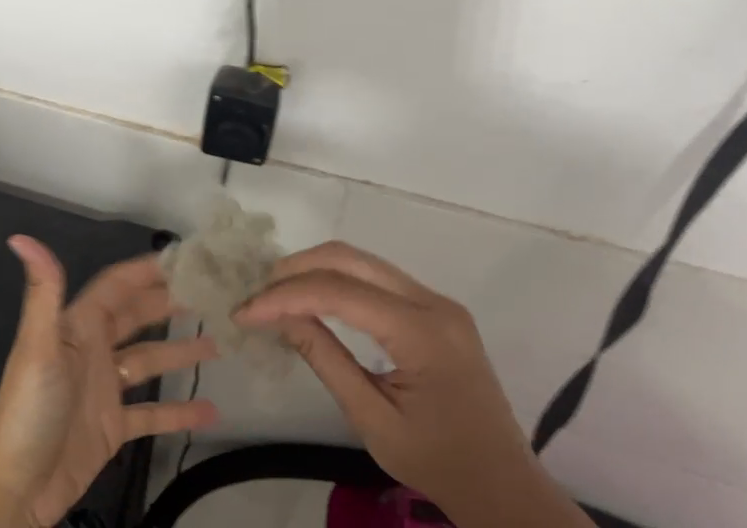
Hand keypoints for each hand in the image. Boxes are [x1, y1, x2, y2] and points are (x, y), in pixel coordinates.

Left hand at [0, 236, 219, 527]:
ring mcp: (102, 390)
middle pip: (135, 318)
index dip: (145, 271)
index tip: (184, 257)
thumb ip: (42, 292)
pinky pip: (152, 413)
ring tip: (220, 342)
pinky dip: (178, 411)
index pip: (115, 287)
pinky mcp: (111, 427)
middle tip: (212, 294)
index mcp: (75, 327)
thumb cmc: (29, 408)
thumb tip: (22, 237)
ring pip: (147, 361)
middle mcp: (90, 351)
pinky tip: (211, 411)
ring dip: (179, 352)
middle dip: (168, 303)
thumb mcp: (38, 346)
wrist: (18, 482)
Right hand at [235, 243, 594, 527]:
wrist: (503, 486)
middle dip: (294, 270)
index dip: (284, 297)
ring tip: (273, 295)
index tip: (243, 313)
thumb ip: (324, 358)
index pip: (339, 293)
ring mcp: (437, 303)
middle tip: (255, 295)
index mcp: (424, 333)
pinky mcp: (434, 310)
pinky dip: (335, 280)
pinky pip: (375, 278)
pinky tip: (309, 298)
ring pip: (360, 261)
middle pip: (349, 259)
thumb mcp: (371, 417)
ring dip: (312, 270)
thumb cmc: (438, 461)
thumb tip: (276, 316)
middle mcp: (434, 304)